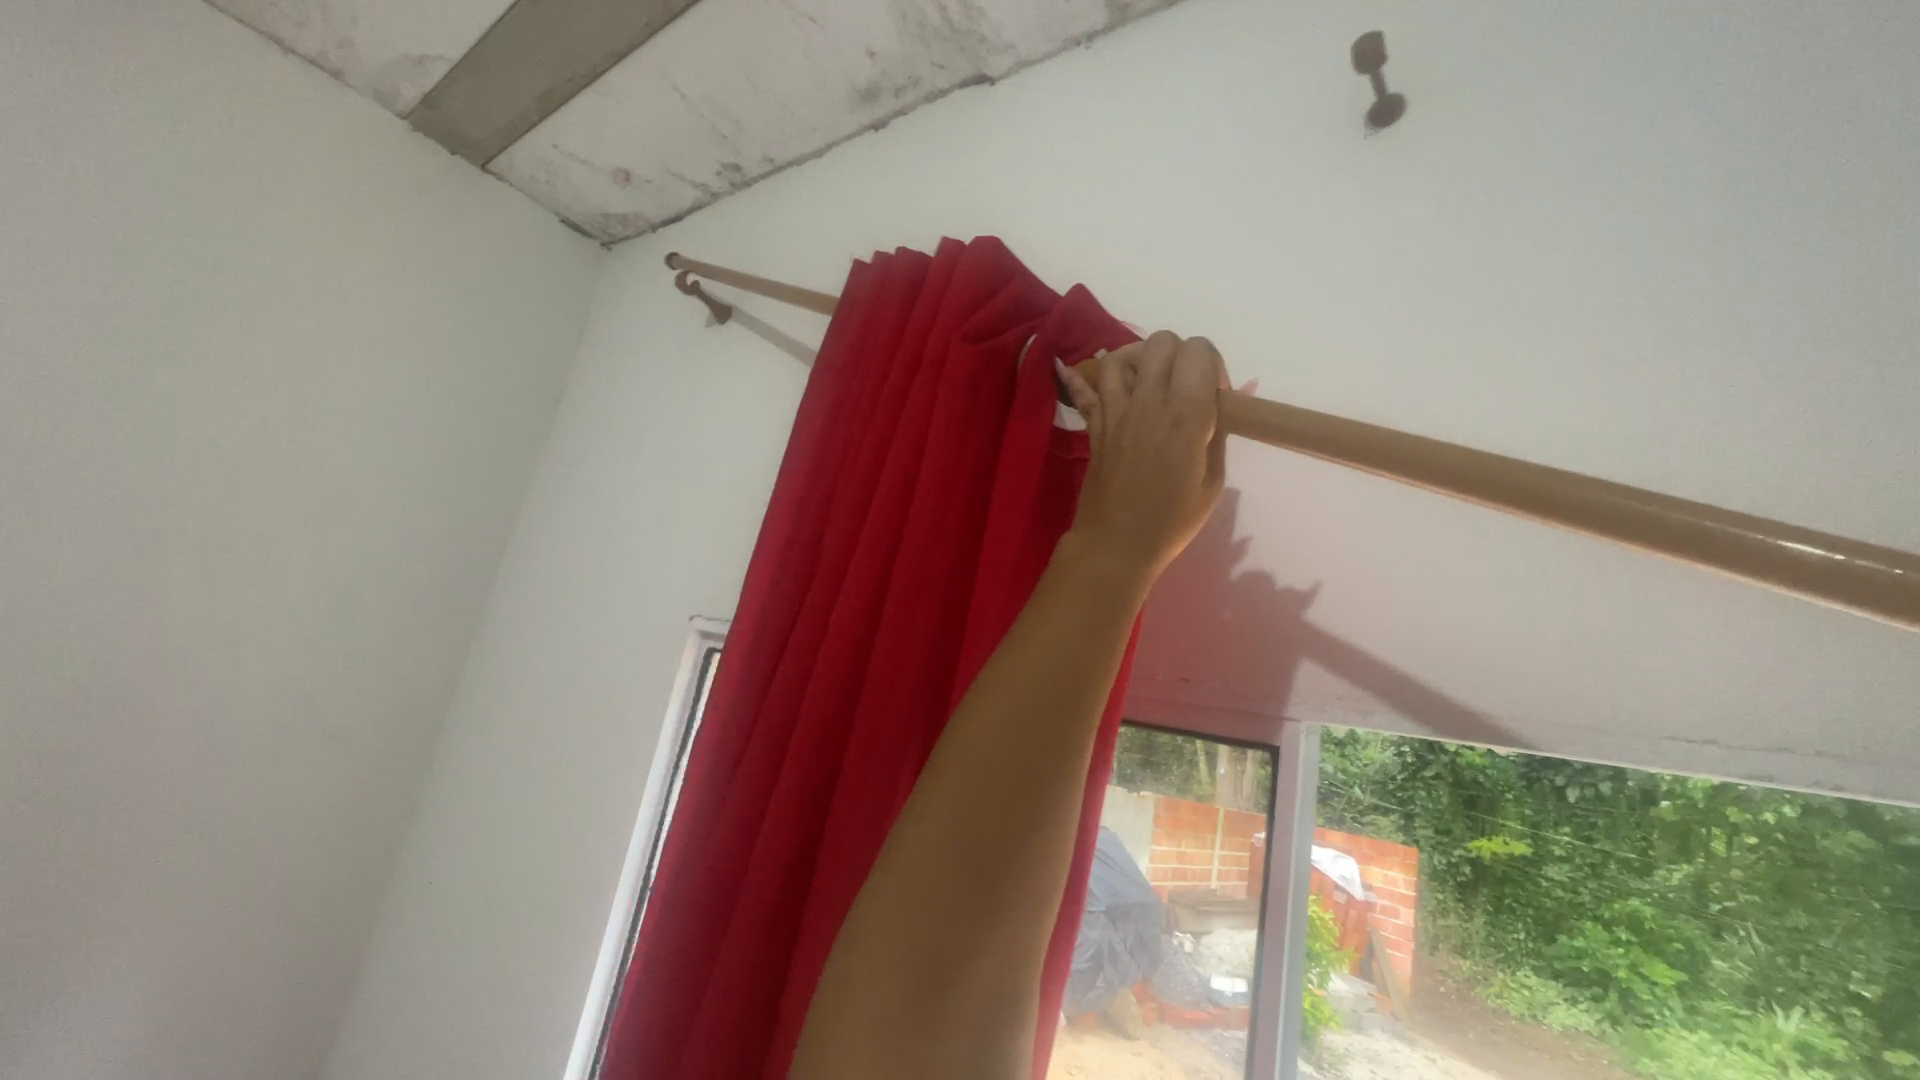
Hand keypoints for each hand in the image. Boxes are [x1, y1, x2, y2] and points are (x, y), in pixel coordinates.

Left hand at [1057, 331, 1226, 583]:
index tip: (1213, 394)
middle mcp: (1148, 400)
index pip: (1199, 350)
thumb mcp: (1212, 480)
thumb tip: (1213, 407)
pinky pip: (1083, 389)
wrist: (1116, 542)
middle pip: (1162, 342)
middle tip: (1184, 387)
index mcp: (1185, 412)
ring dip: (1138, 360)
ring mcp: (1115, 410)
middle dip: (1179, 355)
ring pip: (1120, 356)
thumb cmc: (1171, 519)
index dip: (1211, 364)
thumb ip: (1214, 433)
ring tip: (1148, 383)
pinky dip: (1082, 377)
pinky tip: (1081, 371)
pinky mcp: (1094, 424)